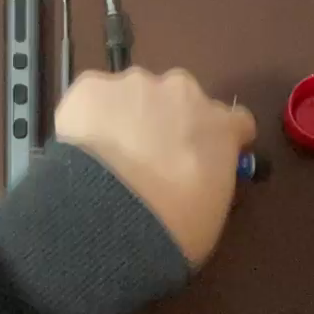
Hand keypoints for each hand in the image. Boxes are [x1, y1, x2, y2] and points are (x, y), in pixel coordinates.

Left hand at [55, 68, 256, 266]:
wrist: (114, 216)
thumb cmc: (174, 228)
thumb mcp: (211, 213)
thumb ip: (211, 182)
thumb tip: (197, 178)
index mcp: (220, 127)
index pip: (233, 122)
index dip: (217, 140)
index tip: (205, 159)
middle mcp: (183, 92)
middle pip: (180, 100)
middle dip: (167, 124)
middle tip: (147, 162)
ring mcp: (135, 85)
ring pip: (133, 95)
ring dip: (126, 119)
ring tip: (106, 160)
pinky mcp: (91, 88)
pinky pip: (91, 99)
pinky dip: (86, 120)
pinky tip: (81, 153)